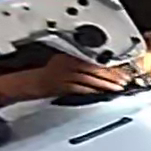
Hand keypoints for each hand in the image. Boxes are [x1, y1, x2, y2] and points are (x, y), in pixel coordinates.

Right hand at [15, 53, 130, 99]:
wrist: (26, 83)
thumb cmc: (51, 76)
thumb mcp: (69, 67)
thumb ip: (88, 69)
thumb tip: (113, 74)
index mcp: (68, 57)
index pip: (94, 61)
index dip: (112, 68)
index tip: (124, 73)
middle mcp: (63, 63)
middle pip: (93, 69)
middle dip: (112, 76)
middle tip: (124, 81)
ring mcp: (59, 74)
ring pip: (87, 79)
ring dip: (105, 84)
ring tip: (117, 88)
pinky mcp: (56, 86)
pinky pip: (77, 88)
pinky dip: (91, 90)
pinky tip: (100, 93)